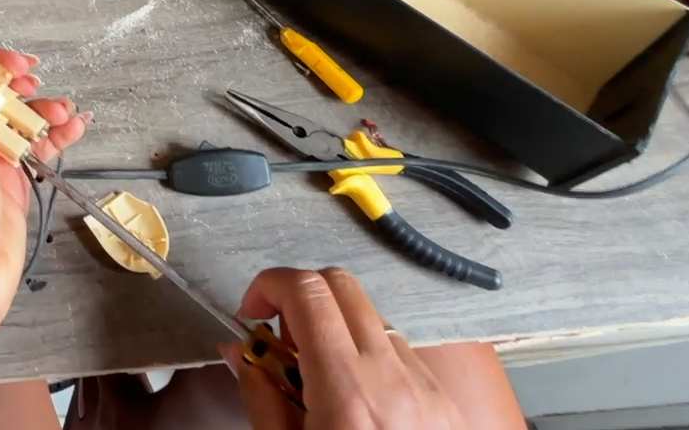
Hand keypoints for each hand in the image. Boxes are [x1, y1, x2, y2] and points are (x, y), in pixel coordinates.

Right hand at [221, 267, 466, 429]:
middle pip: (338, 283)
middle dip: (299, 294)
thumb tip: (239, 350)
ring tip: (320, 376)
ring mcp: (428, 389)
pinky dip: (368, 353)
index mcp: (347, 391)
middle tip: (282, 337)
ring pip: (369, 314)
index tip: (252, 315)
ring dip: (335, 324)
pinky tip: (359, 402)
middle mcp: (392, 377)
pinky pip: (399, 349)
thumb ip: (260, 396)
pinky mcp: (449, 406)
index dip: (267, 286)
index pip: (305, 290)